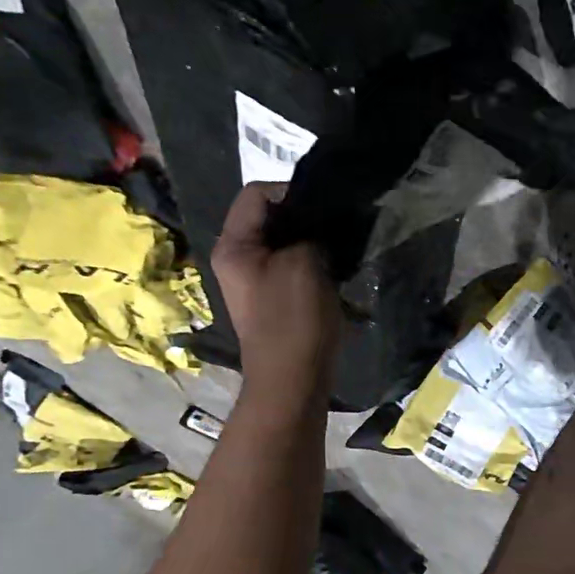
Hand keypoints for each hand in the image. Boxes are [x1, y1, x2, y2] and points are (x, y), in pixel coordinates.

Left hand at [210, 185, 340, 395]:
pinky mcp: (275, 298)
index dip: (292, 192)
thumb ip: (310, 232)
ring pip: (285, 243)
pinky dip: (314, 263)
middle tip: (338, 226)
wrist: (293, 380)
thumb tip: (320, 221)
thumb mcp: (305, 265)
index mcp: (234, 245)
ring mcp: (255, 280)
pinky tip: (335, 271)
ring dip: (313, 243)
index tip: (327, 207)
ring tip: (340, 248)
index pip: (257, 194)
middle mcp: (238, 258)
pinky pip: (293, 266)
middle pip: (270, 218)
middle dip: (305, 219)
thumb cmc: (294, 320)